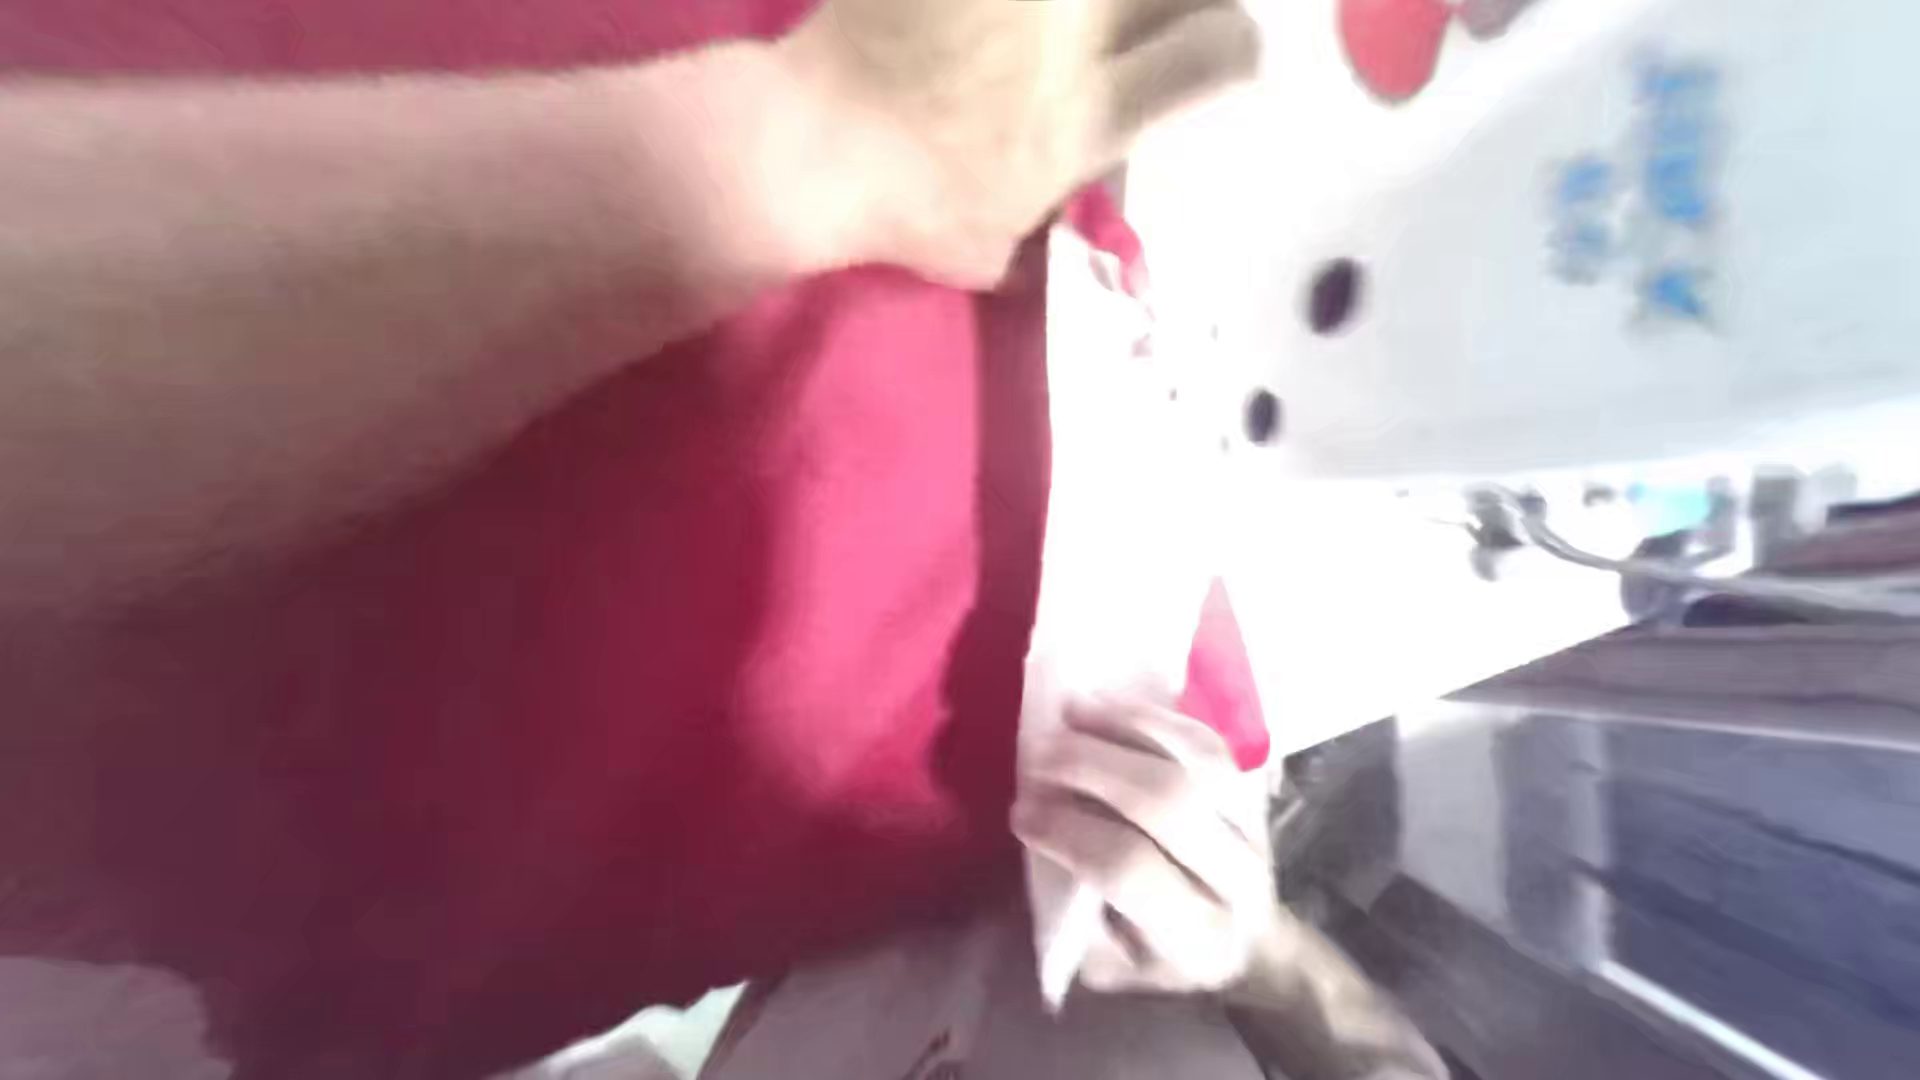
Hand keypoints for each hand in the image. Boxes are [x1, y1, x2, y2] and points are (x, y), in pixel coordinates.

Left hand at [777, 0, 1259, 287]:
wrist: (814, 148)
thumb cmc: (906, 217)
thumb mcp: (989, 255)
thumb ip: (1041, 237)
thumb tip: (1065, 229)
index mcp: (1083, 119)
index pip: (1210, 59)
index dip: (1240, 50)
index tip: (1233, 56)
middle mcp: (1072, 31)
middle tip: (1177, 21)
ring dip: (1114, 6)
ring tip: (1083, 34)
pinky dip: (1025, 5)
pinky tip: (1021, 21)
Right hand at [1014, 698, 1276, 993]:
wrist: (1247, 945)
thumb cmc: (1162, 958)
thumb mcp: (1111, 965)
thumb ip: (1076, 912)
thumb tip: (1043, 831)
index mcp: (1198, 938)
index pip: (1128, 866)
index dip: (1065, 830)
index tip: (1020, 812)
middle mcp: (1238, 878)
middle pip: (1165, 799)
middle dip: (1089, 765)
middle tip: (1037, 754)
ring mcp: (1253, 825)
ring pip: (1193, 756)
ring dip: (1123, 726)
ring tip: (1069, 712)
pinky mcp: (1252, 788)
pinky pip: (1202, 737)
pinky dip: (1150, 715)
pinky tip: (1105, 706)